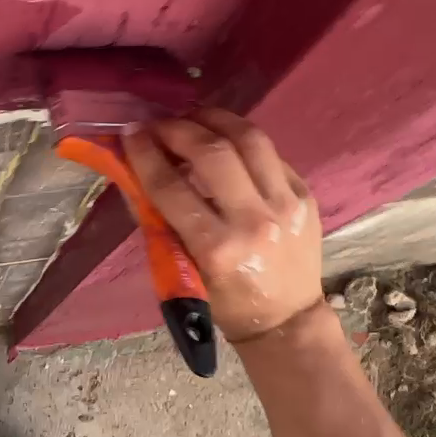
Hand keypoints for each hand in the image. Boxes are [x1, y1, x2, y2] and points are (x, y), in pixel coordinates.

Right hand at [122, 109, 323, 341]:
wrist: (285, 319)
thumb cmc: (224, 303)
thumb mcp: (183, 271)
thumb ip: (162, 225)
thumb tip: (136, 179)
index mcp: (216, 247)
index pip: (172, 188)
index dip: (146, 156)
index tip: (130, 134)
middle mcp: (253, 220)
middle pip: (213, 154)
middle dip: (179, 130)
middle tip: (158, 123)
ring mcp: (286, 204)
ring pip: (250, 140)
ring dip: (214, 120)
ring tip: (190, 117)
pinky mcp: (305, 195)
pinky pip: (269, 155)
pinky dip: (240, 141)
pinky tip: (222, 141)